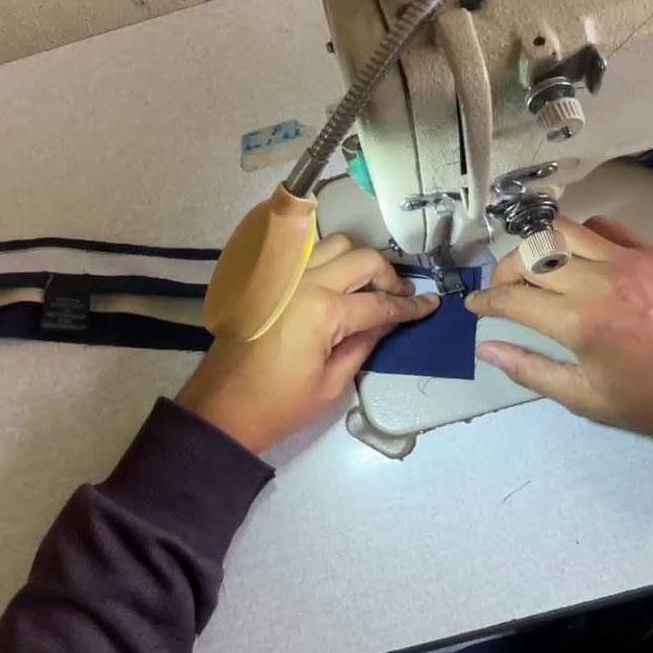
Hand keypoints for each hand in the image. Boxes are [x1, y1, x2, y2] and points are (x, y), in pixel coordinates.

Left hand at [178, 234, 439, 452]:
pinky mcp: (268, 279)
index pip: (380, 303)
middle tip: (397, 296)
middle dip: (388, 276)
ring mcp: (283, 275)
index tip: (431, 304)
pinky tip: (334, 278)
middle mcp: (305, 281)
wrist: (222, 408)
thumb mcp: (332, 384)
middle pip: (363, 260)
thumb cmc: (279, 406)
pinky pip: (305, 252)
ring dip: (357, 259)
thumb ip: (364, 344)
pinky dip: (326, 257)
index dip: (411, 306)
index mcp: (324, 311)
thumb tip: (386, 322)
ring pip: (334, 244)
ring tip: (366, 284)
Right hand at [464, 216, 652, 452]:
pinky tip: (578, 258)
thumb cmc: (652, 401)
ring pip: (561, 228)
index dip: (485, 300)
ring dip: (537, 245)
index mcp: (577, 322)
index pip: (512, 297)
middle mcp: (597, 281)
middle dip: (504, 270)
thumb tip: (486, 348)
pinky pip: (602, 226)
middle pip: (529, 254)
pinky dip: (579, 236)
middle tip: (503, 289)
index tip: (475, 306)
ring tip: (536, 266)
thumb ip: (529, 370)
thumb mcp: (585, 398)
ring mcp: (627, 260)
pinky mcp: (652, 252)